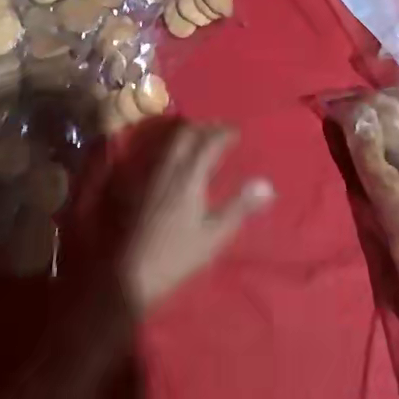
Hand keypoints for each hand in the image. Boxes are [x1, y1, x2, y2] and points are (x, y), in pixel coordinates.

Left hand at [120, 124, 272, 314]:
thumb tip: (267, 185)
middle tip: (218, 131)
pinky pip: (157, 154)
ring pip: (169, 142)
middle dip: (203, 127)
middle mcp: (168, 167)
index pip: (208, 142)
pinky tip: (177, 161)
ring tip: (200, 141)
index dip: (224, 133)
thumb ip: (240, 207)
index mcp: (189, 176)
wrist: (131, 271)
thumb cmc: (178, 255)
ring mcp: (149, 174)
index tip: (237, 132)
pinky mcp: (137, 184)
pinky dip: (172, 148)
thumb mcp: (215, 235)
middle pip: (185, 133)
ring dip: (187, 135)